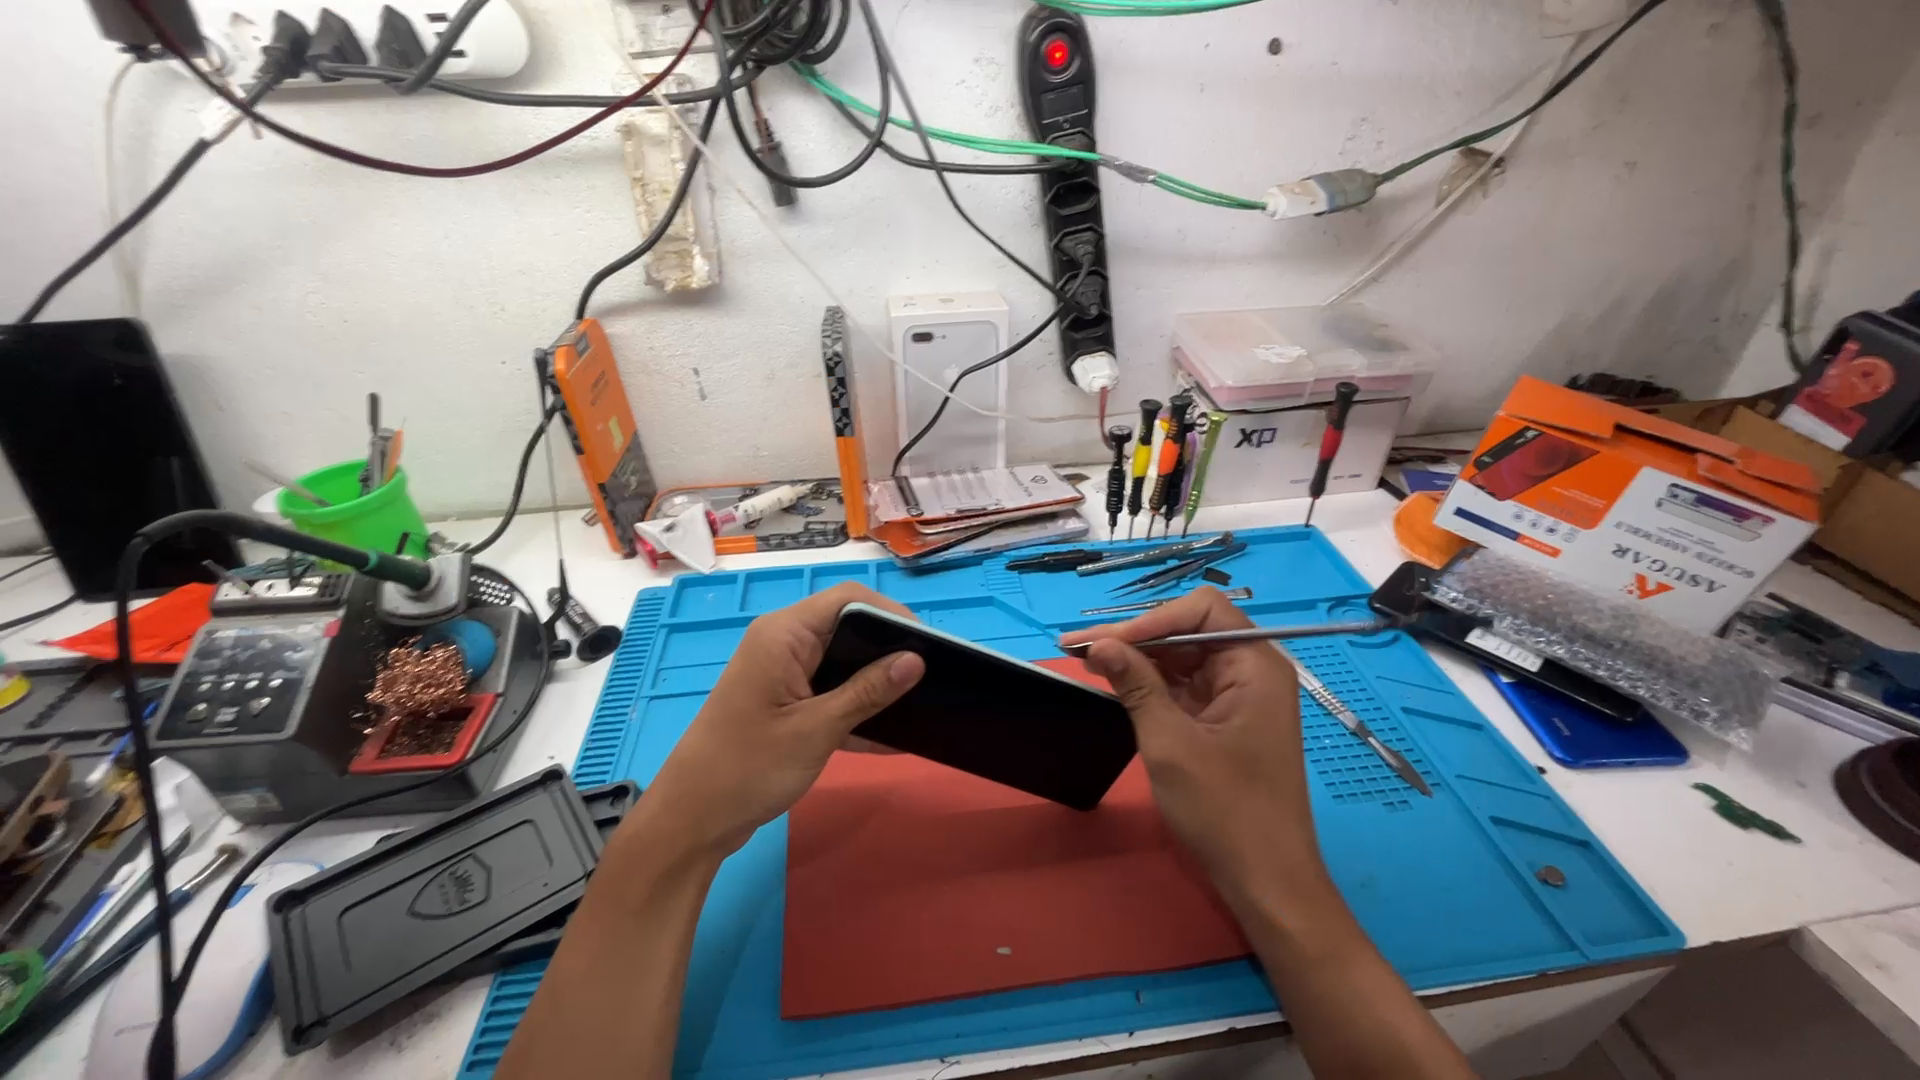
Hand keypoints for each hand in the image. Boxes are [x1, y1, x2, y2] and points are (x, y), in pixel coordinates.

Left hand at [635, 584, 925, 860]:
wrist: (692, 820)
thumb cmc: (749, 767)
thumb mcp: (817, 729)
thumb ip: (868, 691)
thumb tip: (916, 660)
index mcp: (784, 634)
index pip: (849, 599)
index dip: (892, 614)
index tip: (929, 645)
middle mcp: (783, 643)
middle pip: (848, 628)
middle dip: (889, 650)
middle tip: (930, 677)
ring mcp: (783, 674)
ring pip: (842, 663)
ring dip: (875, 685)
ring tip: (919, 704)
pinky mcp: (785, 703)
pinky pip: (831, 693)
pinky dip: (857, 711)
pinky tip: (892, 737)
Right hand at [1060, 587, 1321, 902]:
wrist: (1266, 881)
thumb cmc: (1225, 810)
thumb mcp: (1171, 743)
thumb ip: (1136, 686)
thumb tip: (1099, 645)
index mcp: (1256, 665)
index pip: (1202, 611)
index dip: (1150, 620)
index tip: (1105, 642)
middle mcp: (1253, 671)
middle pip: (1190, 631)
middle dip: (1136, 637)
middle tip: (1078, 648)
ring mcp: (1241, 697)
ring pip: (1183, 658)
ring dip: (1138, 659)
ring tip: (1086, 661)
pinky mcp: (1227, 721)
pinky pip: (1186, 686)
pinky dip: (1151, 684)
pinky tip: (1115, 684)